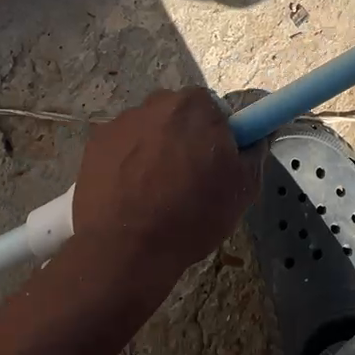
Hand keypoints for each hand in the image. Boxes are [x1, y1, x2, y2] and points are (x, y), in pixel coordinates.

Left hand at [72, 89, 263, 275]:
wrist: (125, 251)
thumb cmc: (191, 215)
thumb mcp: (242, 189)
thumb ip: (254, 153)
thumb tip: (259, 134)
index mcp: (194, 105)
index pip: (214, 109)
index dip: (218, 135)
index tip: (215, 163)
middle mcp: (156, 103)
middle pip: (178, 116)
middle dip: (185, 139)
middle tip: (189, 180)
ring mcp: (122, 122)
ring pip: (148, 131)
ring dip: (155, 150)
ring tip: (155, 194)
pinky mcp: (95, 144)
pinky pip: (121, 148)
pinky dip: (127, 164)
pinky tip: (130, 196)